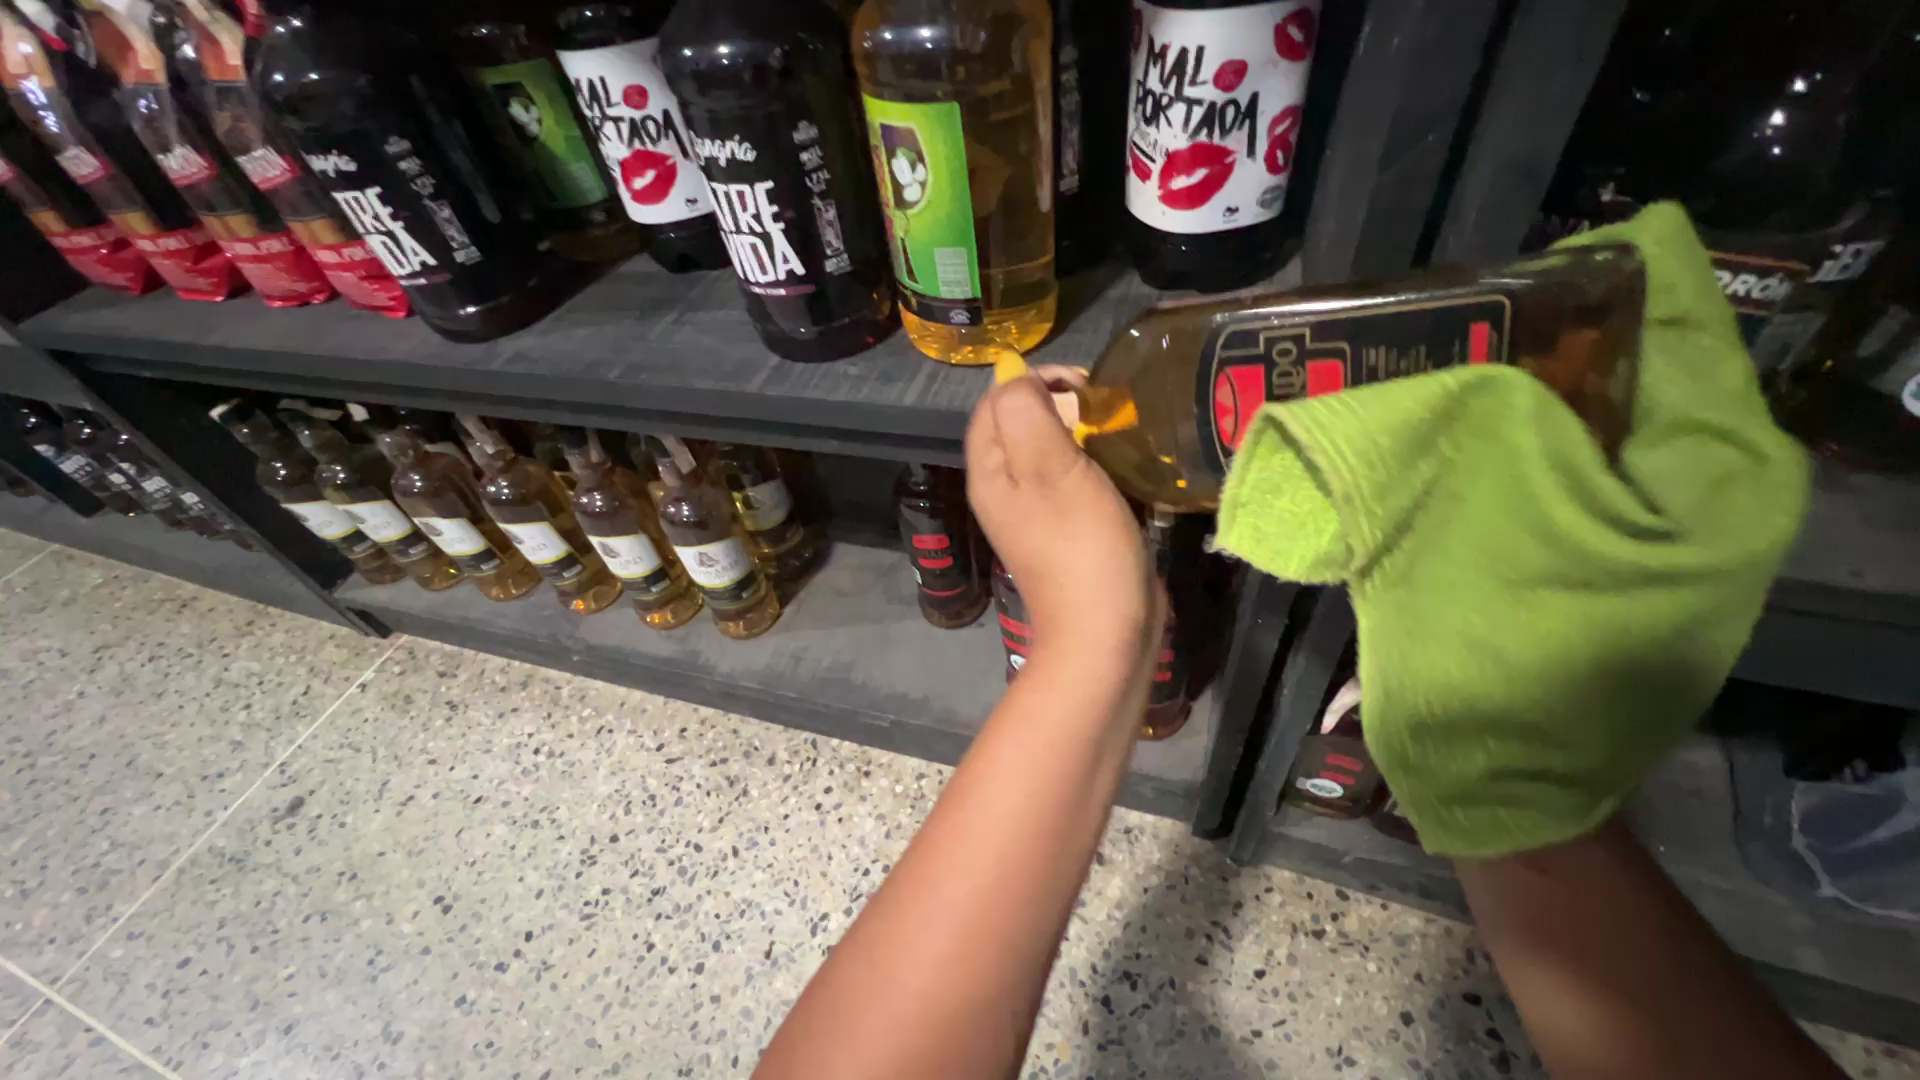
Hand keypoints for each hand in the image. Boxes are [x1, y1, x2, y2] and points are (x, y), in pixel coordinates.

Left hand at [965, 368, 1161, 674]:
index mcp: (990, 471)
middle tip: (1103, 405)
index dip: (1032, 381)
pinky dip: (1092, 464)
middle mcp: (1003, 489)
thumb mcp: (1050, 467)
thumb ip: (1025, 414)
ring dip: (1079, 432)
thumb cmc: (1079, 545)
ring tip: (1116, 429)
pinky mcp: (1065, 530)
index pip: (994, 403)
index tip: (1082, 385)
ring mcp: (1033, 512)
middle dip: (1058, 403)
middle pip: (1018, 425)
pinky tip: (1120, 465)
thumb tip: (1013, 375)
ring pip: (1048, 451)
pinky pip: (1070, 480)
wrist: (1104, 631)